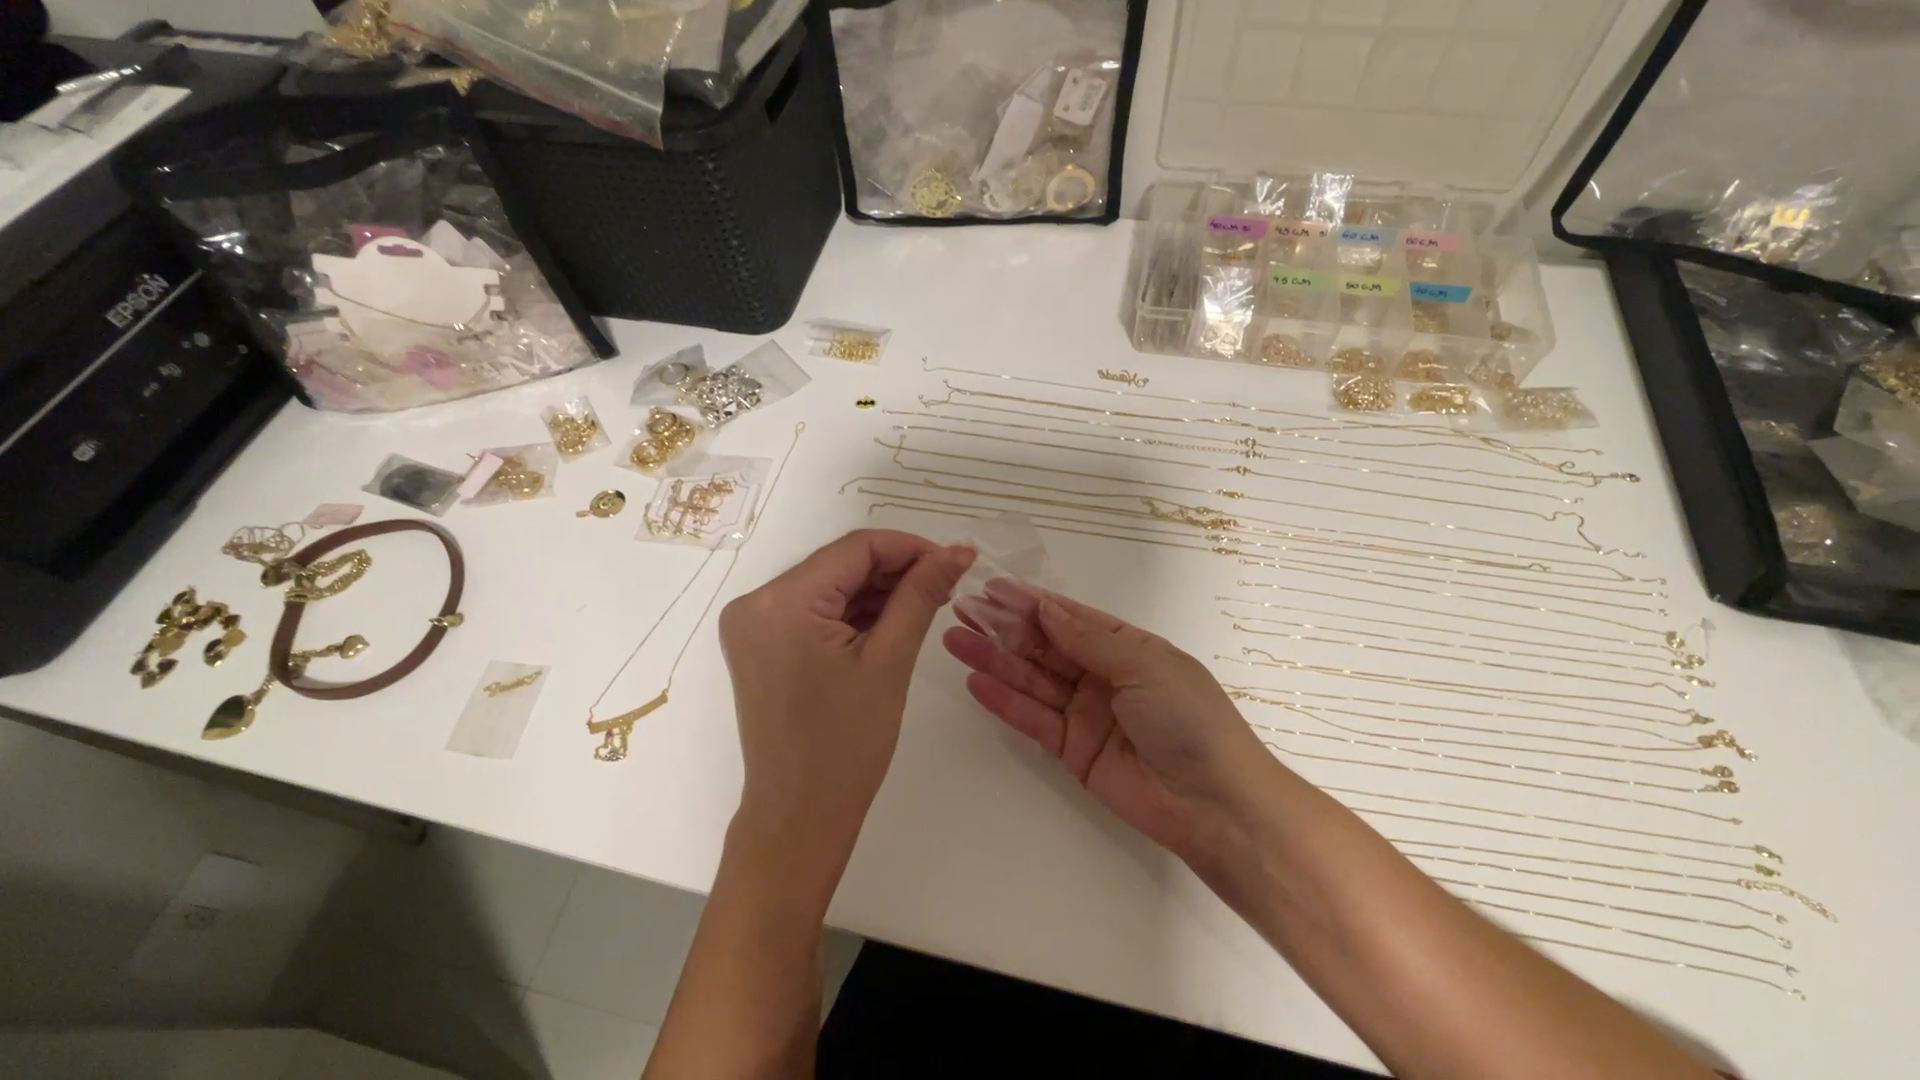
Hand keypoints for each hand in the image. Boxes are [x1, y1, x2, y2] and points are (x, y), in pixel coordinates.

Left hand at [719, 529, 975, 864]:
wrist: (798, 815)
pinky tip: (889, 623)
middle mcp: (754, 603)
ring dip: (874, 592)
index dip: (909, 547)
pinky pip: (810, 612)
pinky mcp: (757, 646)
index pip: (854, 549)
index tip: (954, 561)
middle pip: (837, 565)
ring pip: (826, 587)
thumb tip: (958, 550)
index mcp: (781, 602)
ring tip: (924, 606)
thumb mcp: (890, 662)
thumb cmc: (847, 744)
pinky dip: (849, 614)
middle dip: (894, 571)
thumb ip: (920, 595)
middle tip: (945, 586)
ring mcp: (750, 625)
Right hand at [943, 584, 1271, 863]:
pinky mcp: (1072, 750)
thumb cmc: (1189, 720)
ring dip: (995, 659)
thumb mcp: (1145, 666)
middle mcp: (1103, 676)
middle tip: (961, 609)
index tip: (991, 587)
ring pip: (1032, 680)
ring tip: (954, 640)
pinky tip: (975, 681)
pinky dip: (1004, 701)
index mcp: (1130, 647)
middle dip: (1005, 627)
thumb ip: (1090, 640)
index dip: (1032, 602)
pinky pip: (1033, 719)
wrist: (1214, 804)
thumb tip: (1045, 608)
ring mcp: (1086, 713)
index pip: (1071, 618)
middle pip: (1045, 646)